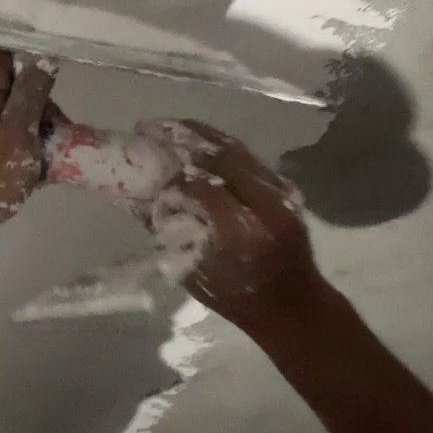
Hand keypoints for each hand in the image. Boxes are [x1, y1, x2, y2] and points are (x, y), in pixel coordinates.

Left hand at [0, 48, 56, 245]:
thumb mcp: (20, 134)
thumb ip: (33, 92)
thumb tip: (45, 56)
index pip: (12, 54)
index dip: (38, 68)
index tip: (57, 92)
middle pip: (12, 78)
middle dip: (37, 101)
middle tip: (56, 130)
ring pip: (8, 99)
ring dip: (30, 119)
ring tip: (45, 149)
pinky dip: (16, 129)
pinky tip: (29, 153)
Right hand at [162, 121, 326, 331]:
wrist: (296, 307)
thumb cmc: (240, 298)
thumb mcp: (196, 273)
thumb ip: (168, 234)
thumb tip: (136, 201)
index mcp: (243, 231)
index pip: (203, 188)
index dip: (174, 179)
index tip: (150, 174)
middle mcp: (266, 205)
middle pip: (222, 157)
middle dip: (182, 139)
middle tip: (151, 129)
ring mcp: (280, 193)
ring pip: (237, 149)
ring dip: (201, 134)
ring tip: (170, 126)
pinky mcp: (285, 188)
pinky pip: (248, 156)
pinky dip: (221, 145)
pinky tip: (199, 140)